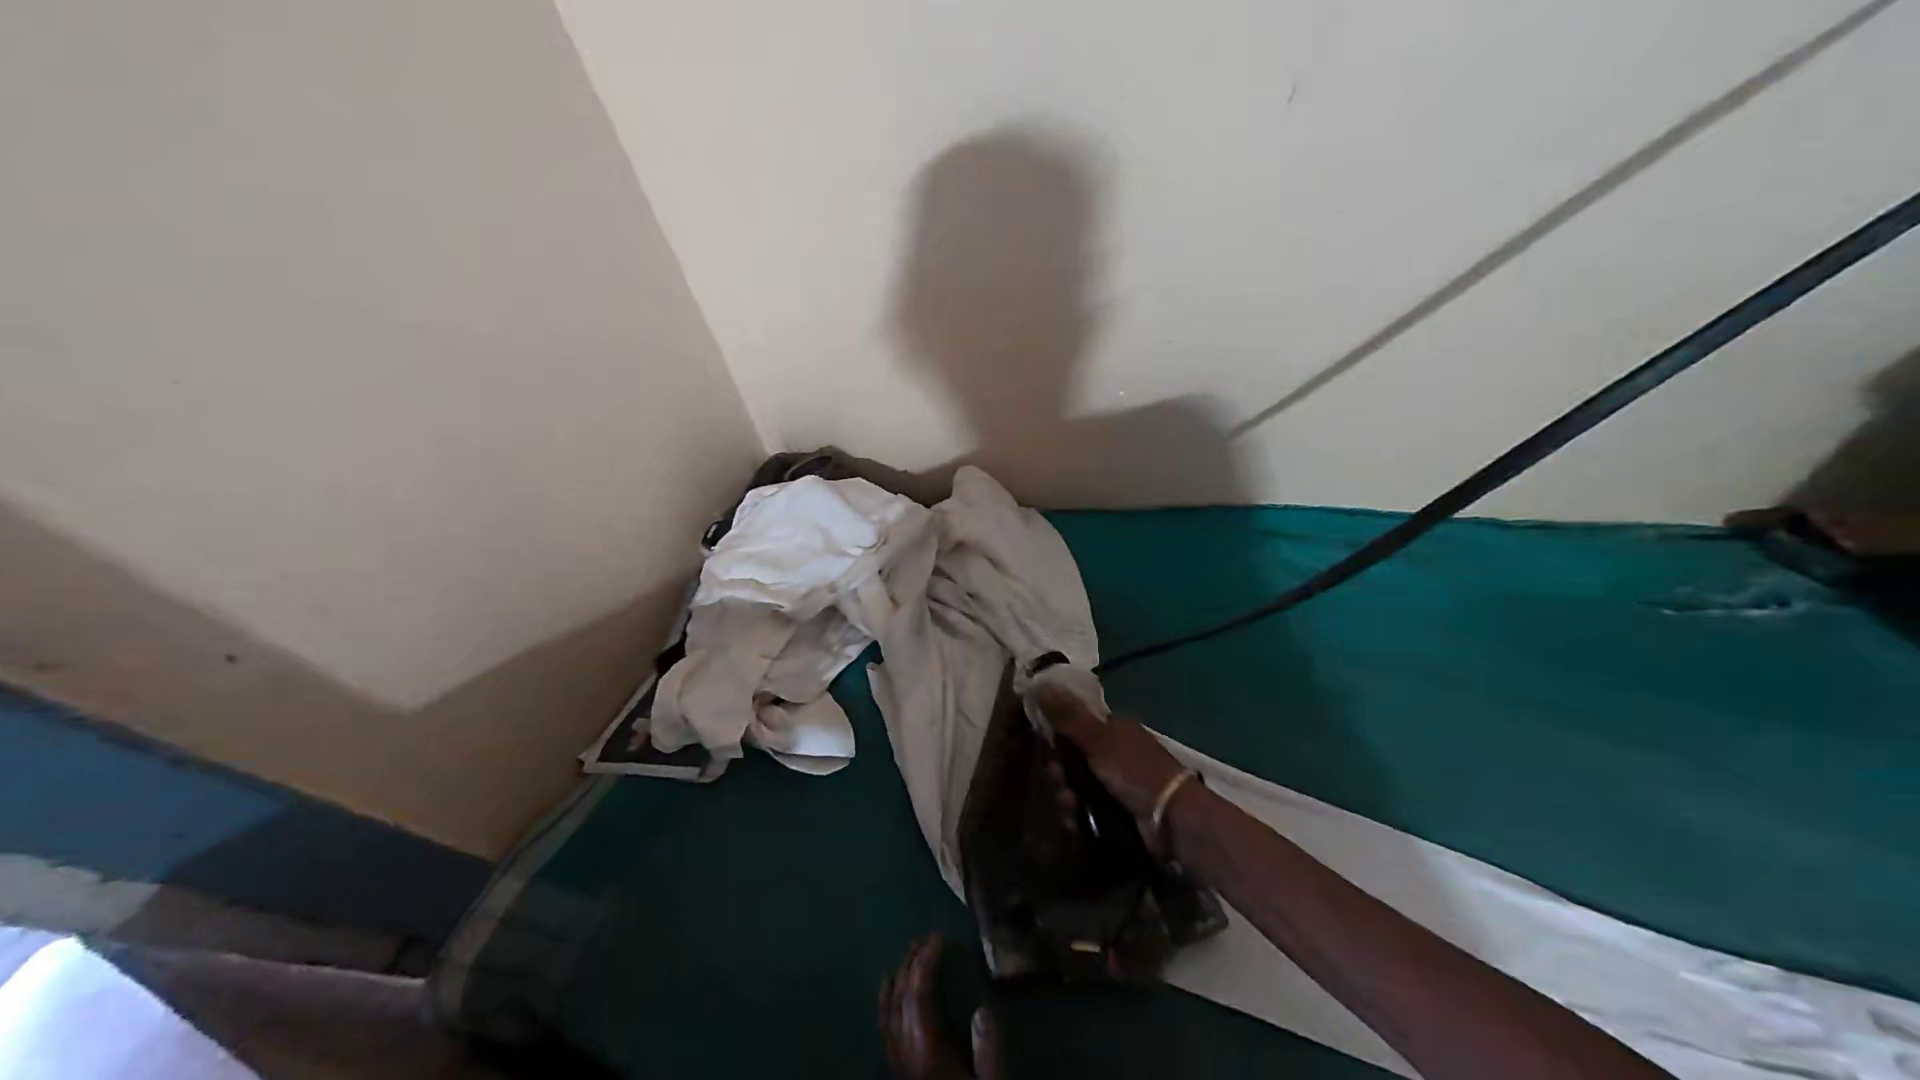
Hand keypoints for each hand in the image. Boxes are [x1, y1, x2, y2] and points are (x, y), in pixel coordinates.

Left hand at [878, 934, 1001, 1079]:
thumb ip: (988, 1052)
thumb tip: (982, 1010)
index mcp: (927, 1051)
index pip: (919, 995)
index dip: (926, 962)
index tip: (938, 937)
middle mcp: (904, 1051)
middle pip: (902, 995)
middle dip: (913, 962)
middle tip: (929, 937)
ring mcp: (896, 1060)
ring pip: (890, 1007)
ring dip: (900, 975)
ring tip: (913, 951)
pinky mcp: (896, 1067)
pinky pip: (884, 1024)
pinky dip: (885, 998)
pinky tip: (888, 986)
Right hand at [1032, 685, 1188, 823]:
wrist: (1171, 818)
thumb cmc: (1135, 770)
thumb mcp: (1099, 739)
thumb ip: (1068, 716)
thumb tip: (1038, 684)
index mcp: (1113, 730)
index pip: (1074, 727)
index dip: (1056, 738)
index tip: (1045, 750)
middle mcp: (1112, 754)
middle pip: (1070, 759)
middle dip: (1059, 773)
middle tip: (1059, 781)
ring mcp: (1113, 784)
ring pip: (1073, 785)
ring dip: (1065, 795)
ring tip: (1069, 805)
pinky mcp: (1112, 812)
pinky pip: (1082, 809)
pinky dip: (1075, 814)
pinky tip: (1073, 820)